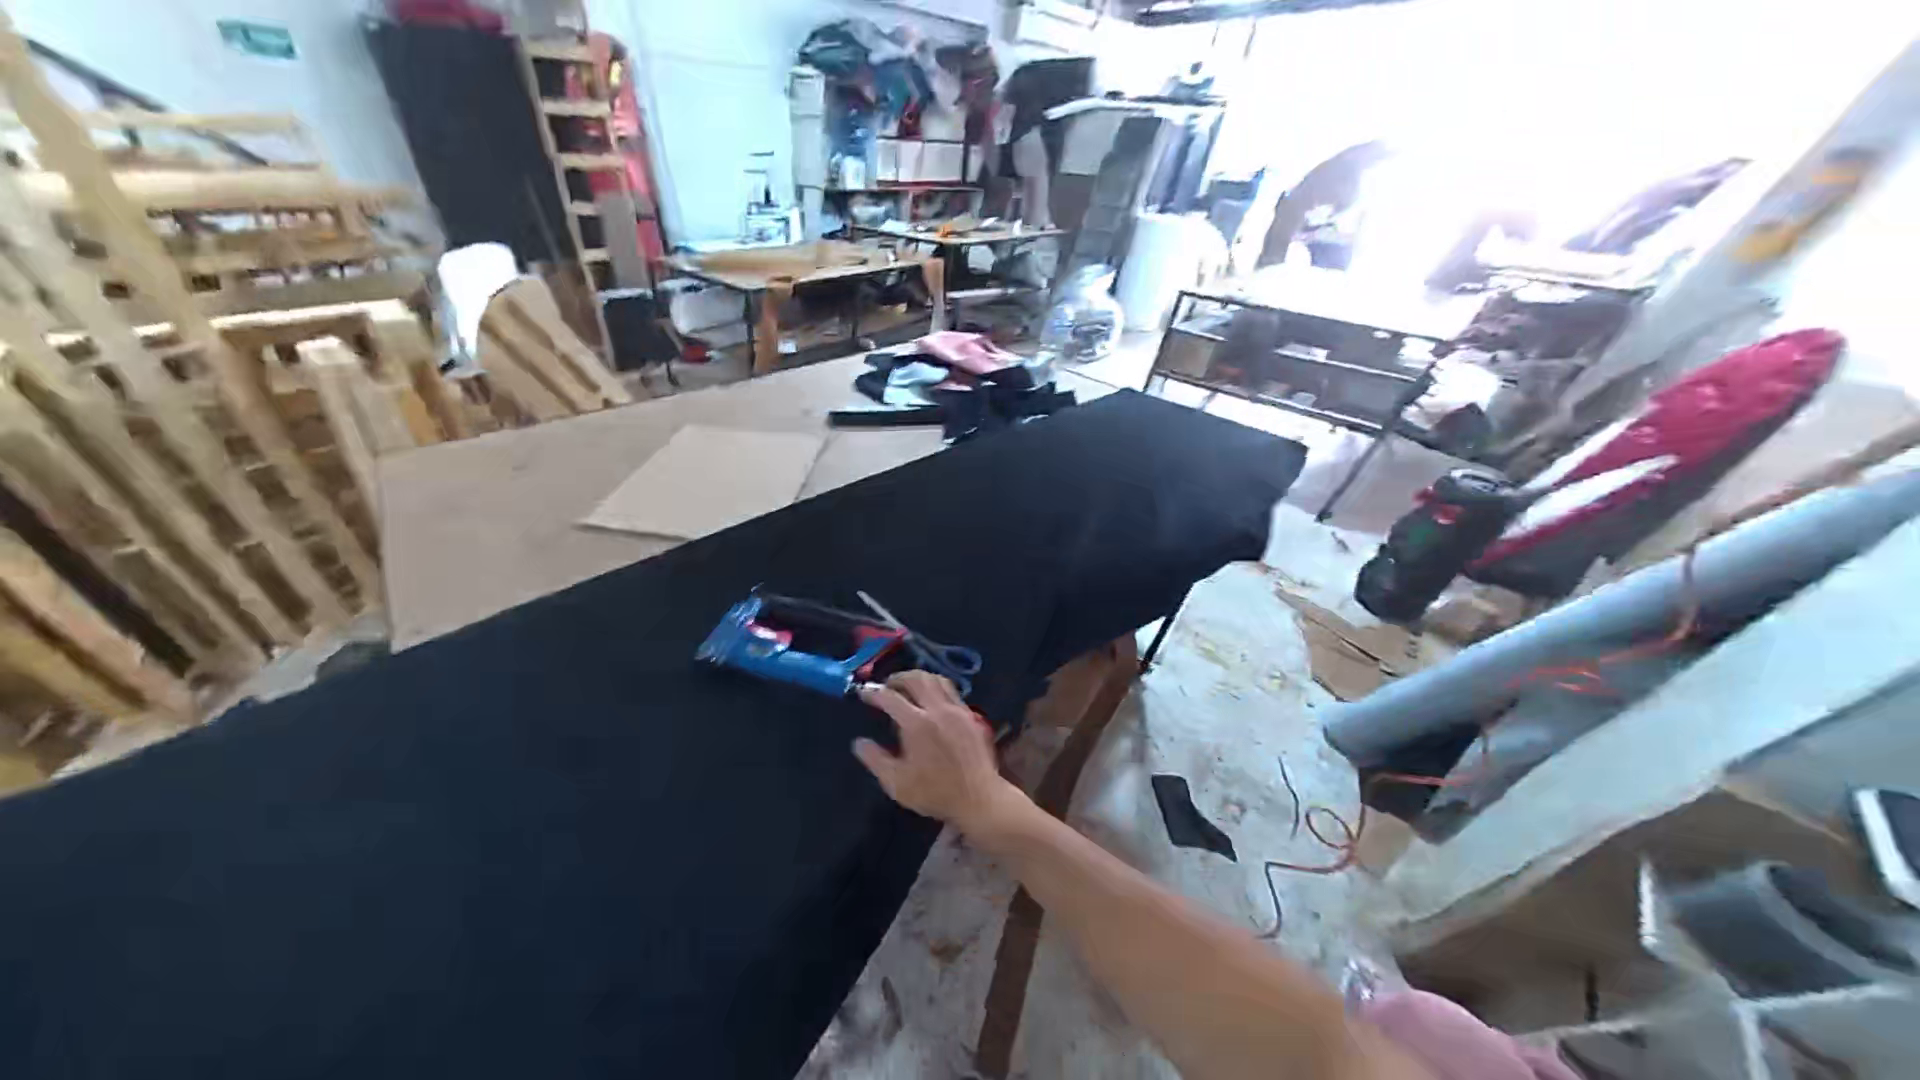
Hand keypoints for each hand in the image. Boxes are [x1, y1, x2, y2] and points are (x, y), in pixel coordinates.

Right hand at [853, 671, 1026, 836]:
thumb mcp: (897, 783)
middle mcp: (938, 710)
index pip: (890, 697)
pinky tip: (931, 701)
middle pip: (916, 678)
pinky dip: (936, 688)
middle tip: (886, 686)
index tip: (863, 694)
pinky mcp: (971, 716)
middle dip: (897, 678)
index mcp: (917, 724)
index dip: (873, 693)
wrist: (978, 799)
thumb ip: (875, 760)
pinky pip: (951, 691)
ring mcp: (957, 710)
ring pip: (936, 679)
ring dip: (918, 678)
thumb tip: (859, 743)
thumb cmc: (935, 793)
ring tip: (908, 688)